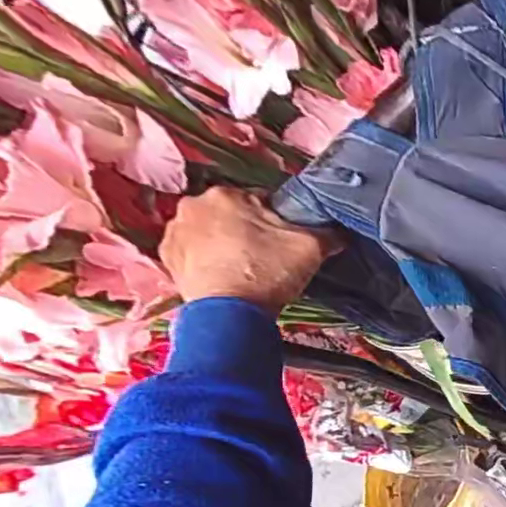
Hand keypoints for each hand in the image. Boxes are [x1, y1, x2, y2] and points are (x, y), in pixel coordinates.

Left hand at [160, 187, 340, 314]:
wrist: (230, 311)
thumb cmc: (269, 270)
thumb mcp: (312, 248)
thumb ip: (329, 233)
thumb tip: (339, 232)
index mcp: (227, 195)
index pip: (263, 199)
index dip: (281, 219)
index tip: (289, 238)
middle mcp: (192, 204)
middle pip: (233, 214)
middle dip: (250, 228)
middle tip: (270, 253)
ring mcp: (173, 230)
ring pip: (212, 230)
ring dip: (227, 242)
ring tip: (248, 266)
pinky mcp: (165, 255)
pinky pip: (194, 250)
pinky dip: (209, 258)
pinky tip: (227, 274)